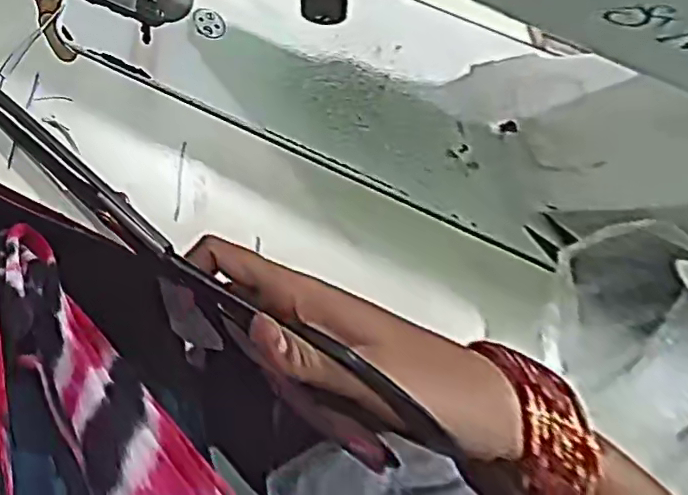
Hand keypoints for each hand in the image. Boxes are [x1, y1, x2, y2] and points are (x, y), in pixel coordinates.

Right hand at [186, 236, 522, 462]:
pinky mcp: (329, 362)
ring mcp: (314, 334)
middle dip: (266, 367)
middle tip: (299, 395)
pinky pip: (298, 381)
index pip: (222, 257)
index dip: (190, 271)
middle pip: (241, 320)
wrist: (508, 422)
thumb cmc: (449, 388)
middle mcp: (300, 306)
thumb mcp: (371, 377)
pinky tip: (358, 429)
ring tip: (351, 425)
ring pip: (270, 358)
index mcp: (302, 292)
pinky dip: (321, 410)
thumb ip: (304, 356)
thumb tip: (250, 329)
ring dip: (302, 399)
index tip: (179, 306)